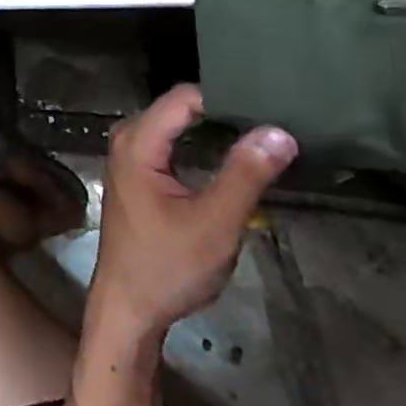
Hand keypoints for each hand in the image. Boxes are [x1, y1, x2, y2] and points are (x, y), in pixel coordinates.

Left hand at [91, 84, 296, 328]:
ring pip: (176, 123)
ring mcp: (129, 152)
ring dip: (213, 127)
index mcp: (137, 140)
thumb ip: (244, 174)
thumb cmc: (167, 266)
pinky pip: (171, 139)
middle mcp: (128, 136)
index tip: (266, 106)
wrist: (129, 308)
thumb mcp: (214, 224)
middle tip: (269, 119)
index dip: (225, 97)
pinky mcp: (137, 169)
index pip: (184, 96)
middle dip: (222, 110)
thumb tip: (278, 132)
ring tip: (259, 132)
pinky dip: (199, 141)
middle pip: (179, 106)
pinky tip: (232, 152)